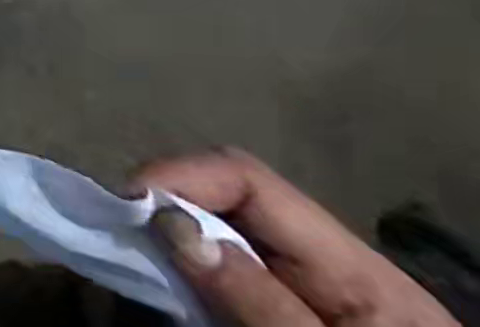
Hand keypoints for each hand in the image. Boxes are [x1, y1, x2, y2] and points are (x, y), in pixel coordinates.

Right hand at [137, 149, 457, 326]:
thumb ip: (258, 300)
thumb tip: (168, 223)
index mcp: (355, 265)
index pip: (245, 176)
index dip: (178, 175)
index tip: (127, 206)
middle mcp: (328, 259)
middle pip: (226, 194)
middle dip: (167, 204)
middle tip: (124, 237)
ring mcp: (309, 282)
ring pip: (218, 225)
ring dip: (171, 236)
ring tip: (141, 262)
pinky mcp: (287, 303)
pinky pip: (225, 262)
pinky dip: (186, 266)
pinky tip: (171, 286)